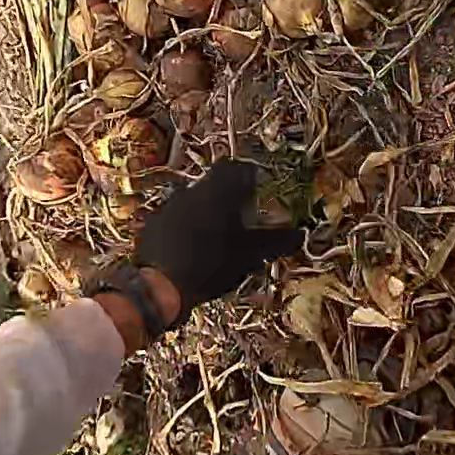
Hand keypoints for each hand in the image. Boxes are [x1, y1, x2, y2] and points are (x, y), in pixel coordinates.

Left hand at [137, 160, 301, 325]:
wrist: (159, 287)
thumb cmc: (212, 262)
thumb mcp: (250, 253)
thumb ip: (276, 241)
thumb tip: (301, 234)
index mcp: (218, 191)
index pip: (234, 167)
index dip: (247, 175)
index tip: (257, 190)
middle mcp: (192, 191)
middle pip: (214, 184)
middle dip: (229, 196)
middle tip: (243, 216)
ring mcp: (169, 207)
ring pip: (194, 201)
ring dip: (207, 212)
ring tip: (219, 235)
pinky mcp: (153, 225)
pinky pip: (176, 219)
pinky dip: (187, 227)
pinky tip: (193, 248)